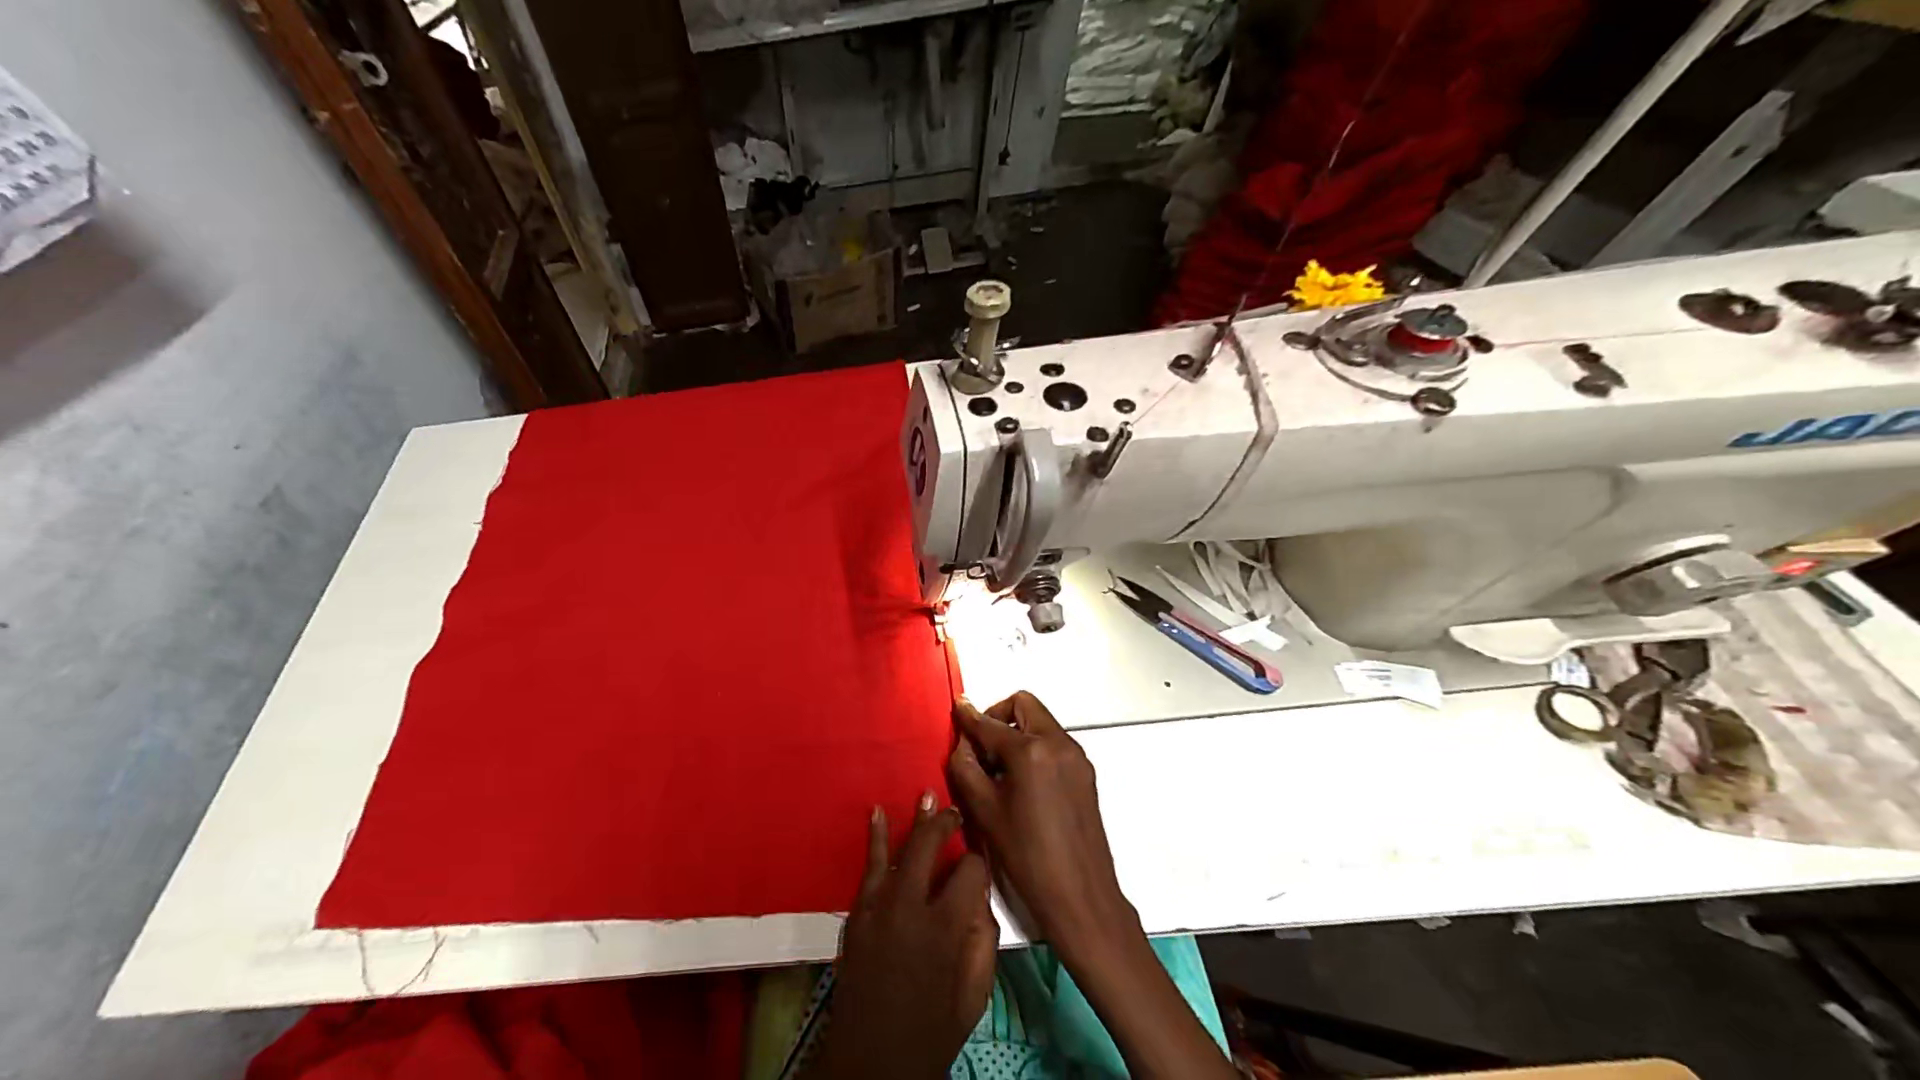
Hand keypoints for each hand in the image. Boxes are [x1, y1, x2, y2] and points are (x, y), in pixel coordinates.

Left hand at [803, 795, 996, 1079]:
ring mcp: (878, 907)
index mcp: (946, 927)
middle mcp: (910, 907)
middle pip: (931, 846)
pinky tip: (876, 813)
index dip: (980, 862)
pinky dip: (874, 838)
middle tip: (957, 812)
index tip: (983, 861)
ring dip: (915, 822)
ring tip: (927, 795)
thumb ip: (982, 940)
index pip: (970, 870)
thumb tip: (980, 897)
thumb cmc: (932, 1031)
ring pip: (898, 850)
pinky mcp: (858, 914)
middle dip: (948, 824)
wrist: (870, 1061)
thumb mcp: (974, 994)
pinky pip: (868, 868)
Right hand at [947, 692, 1135, 957]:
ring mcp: (1076, 757)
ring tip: (998, 769)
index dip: (968, 717)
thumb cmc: (1027, 857)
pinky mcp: (1085, 772)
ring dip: (1017, 732)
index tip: (957, 709)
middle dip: (998, 716)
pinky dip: (1034, 748)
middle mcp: (1059, 744)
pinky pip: (1054, 743)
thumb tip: (963, 744)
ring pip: (1040, 723)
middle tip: (980, 746)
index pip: (990, 723)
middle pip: (1023, 705)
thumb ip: (966, 768)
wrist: (1079, 894)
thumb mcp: (984, 811)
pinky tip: (1021, 782)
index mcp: (1031, 751)